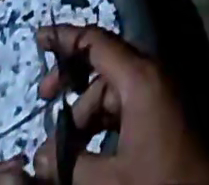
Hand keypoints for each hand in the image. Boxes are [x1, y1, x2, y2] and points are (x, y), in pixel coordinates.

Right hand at [0, 25, 208, 184]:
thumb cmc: (166, 183)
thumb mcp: (112, 180)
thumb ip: (70, 166)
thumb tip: (40, 159)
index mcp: (140, 77)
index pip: (95, 41)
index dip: (64, 37)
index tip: (38, 37)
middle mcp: (153, 75)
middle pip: (102, 67)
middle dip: (71, 85)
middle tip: (44, 100)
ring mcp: (164, 95)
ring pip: (114, 92)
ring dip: (87, 113)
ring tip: (66, 147)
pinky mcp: (171, 117)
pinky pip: (130, 108)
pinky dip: (107, 122)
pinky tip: (91, 150)